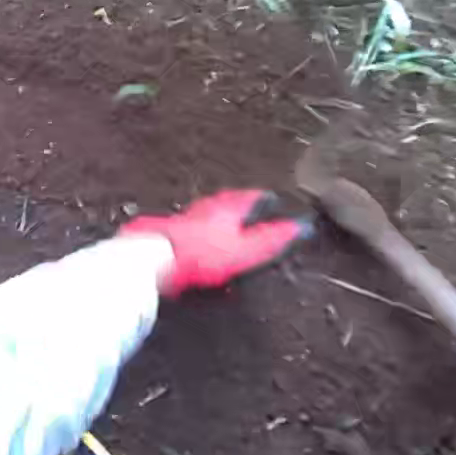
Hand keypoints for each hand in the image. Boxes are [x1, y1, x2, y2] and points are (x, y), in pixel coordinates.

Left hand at [118, 189, 311, 295]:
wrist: (157, 256)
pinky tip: (199, 236)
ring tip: (226, 219)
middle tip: (248, 204)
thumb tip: (298, 227)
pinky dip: (202, 226)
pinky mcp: (172, 229)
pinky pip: (193, 223)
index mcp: (228, 208)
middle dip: (239, 203)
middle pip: (228, 201)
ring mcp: (188, 216)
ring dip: (219, 213)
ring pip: (209, 210)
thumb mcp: (244, 250)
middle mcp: (208, 206)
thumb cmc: (201, 253)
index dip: (262, 199)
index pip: (250, 198)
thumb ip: (270, 239)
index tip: (270, 197)